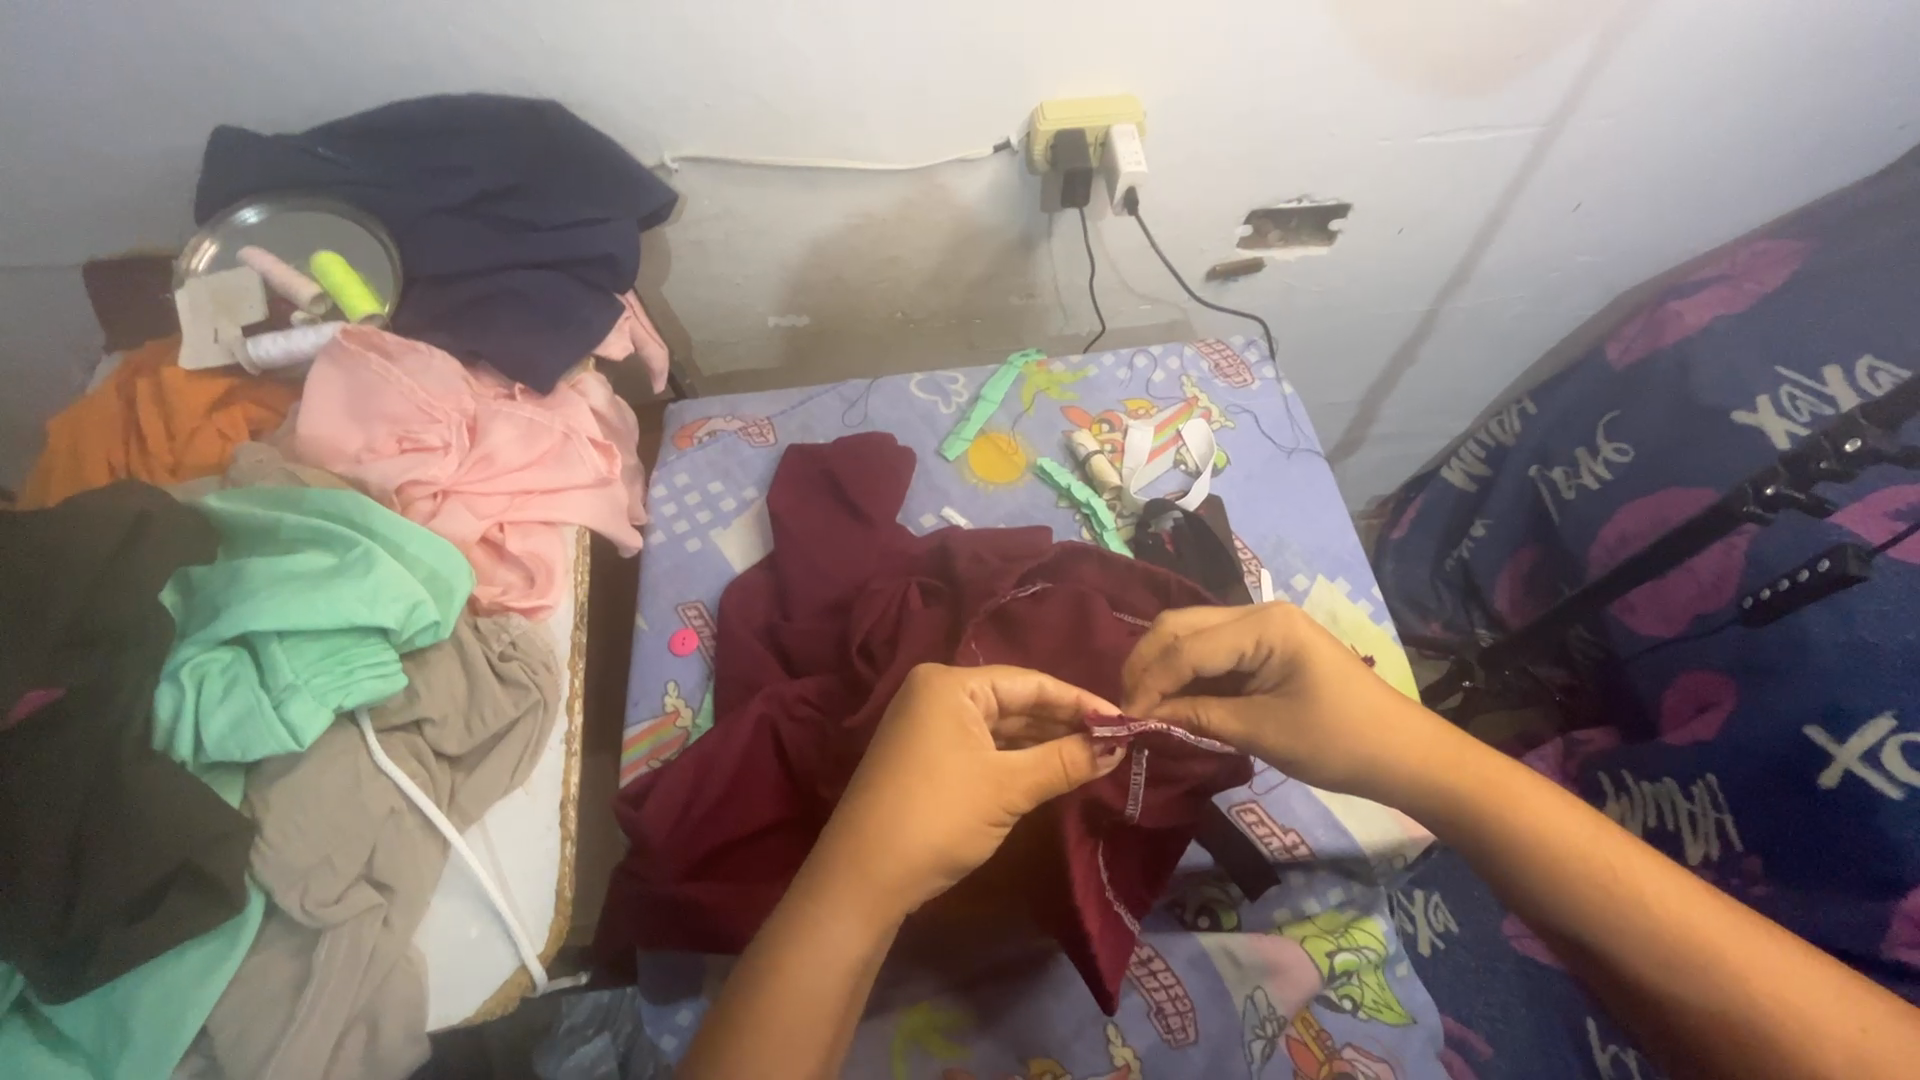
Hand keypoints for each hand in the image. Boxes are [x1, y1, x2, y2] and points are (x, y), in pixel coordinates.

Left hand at [810, 663, 1128, 917]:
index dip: (1080, 701)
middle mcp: (937, 693)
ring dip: (1044, 743)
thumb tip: (1118, 745)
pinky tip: (1053, 769)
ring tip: (1095, 757)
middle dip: (1064, 723)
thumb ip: (1065, 760)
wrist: (864, 878)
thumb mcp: (1008, 787)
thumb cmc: (938, 817)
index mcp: (950, 683)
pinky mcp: (927, 755)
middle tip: (1117, 742)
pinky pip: (983, 745)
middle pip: (1015, 701)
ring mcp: (928, 724)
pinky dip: (1017, 758)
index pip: (1030, 682)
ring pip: (1000, 726)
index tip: (1126, 720)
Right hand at [1119, 603, 1453, 802]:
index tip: (1122, 720)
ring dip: (1161, 667)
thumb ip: (1196, 717)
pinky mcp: (1262, 645)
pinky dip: (1184, 673)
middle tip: (1124, 708)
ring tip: (1141, 705)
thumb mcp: (1261, 732)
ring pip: (1188, 633)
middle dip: (1146, 665)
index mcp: (1263, 624)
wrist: (1405, 755)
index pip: (1185, 646)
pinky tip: (1170, 700)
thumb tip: (1139, 717)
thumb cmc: (1340, 742)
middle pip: (1178, 626)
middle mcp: (1256, 612)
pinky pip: (1208, 650)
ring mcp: (1260, 625)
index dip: (1148, 683)